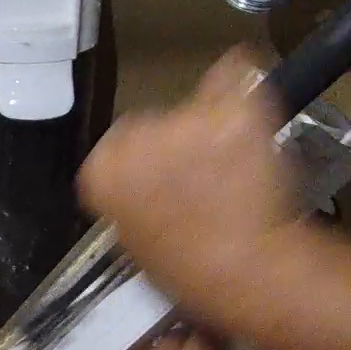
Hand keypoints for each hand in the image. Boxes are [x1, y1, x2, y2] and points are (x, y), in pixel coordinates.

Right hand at [78, 46, 308, 328]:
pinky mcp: (234, 105)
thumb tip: (143, 189)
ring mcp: (187, 115)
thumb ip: (128, 203)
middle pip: (147, 125)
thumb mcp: (133, 243)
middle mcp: (134, 133)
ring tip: (229, 172)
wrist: (246, 268)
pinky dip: (241, 90)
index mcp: (102, 170)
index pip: (112, 153)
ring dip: (207, 130)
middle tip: (195, 185)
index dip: (137, 170)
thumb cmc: (186, 271)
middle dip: (168, 146)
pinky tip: (248, 120)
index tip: (155, 192)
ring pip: (192, 108)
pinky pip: (237, 77)